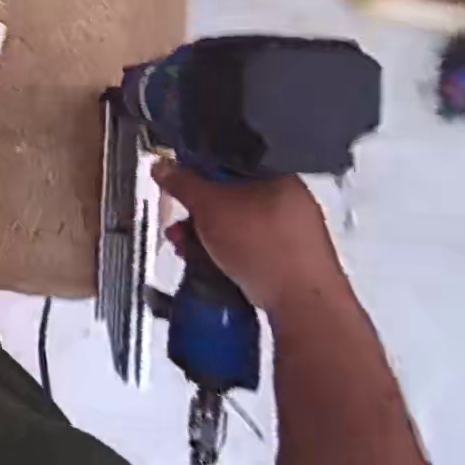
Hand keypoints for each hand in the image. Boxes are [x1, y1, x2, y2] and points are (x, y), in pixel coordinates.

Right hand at [151, 160, 345, 315]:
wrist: (299, 301)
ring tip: (187, 245)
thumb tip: (165, 167)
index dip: (196, 171)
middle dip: (194, 211)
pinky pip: (242, 245)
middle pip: (225, 196)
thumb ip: (182, 183)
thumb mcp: (208, 206)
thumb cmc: (268, 248)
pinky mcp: (282, 257)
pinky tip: (205, 260)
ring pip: (231, 223)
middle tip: (181, 221)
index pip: (227, 163)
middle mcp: (287, 202)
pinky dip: (219, 251)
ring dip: (201, 234)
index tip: (177, 181)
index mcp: (277, 179)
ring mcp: (287, 232)